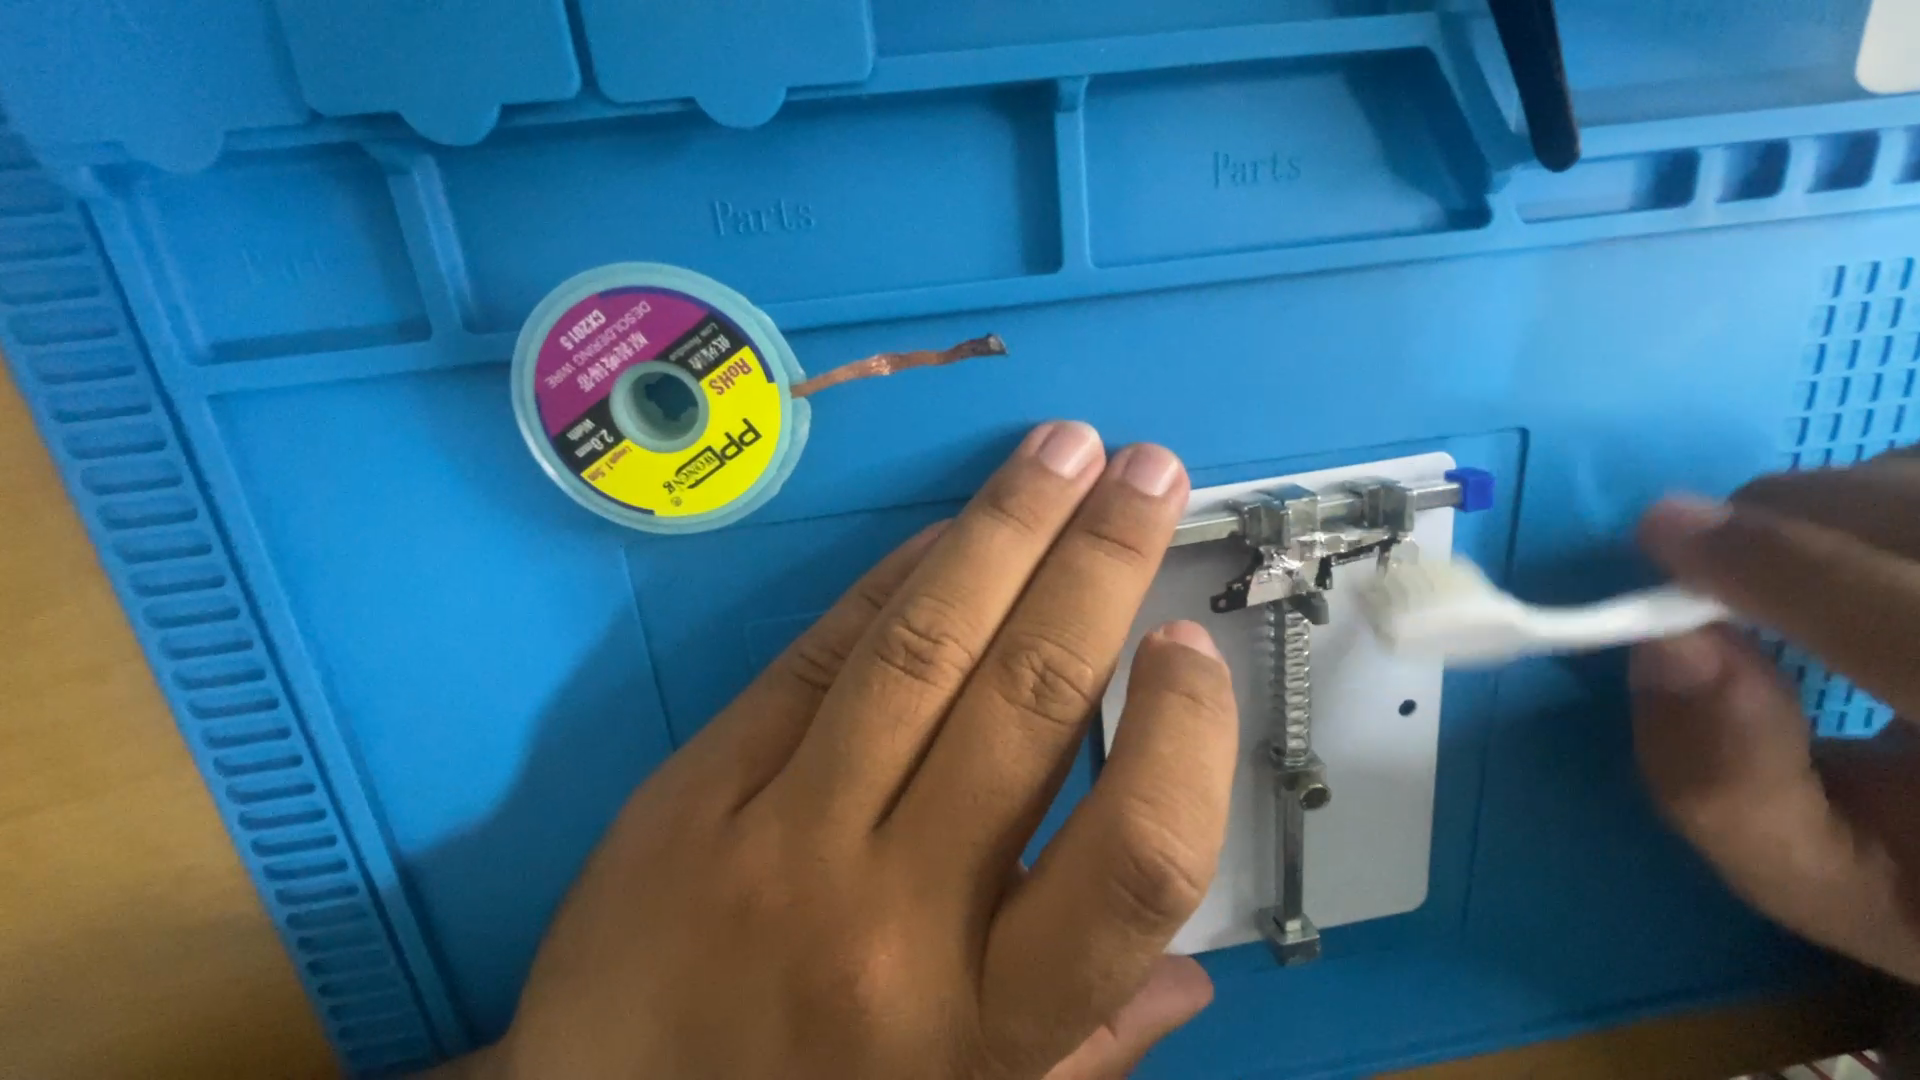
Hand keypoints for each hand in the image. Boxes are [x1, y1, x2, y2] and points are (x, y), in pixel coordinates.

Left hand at [474, 423, 1238, 1078]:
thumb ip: (1086, 1047)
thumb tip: (1190, 969)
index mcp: (986, 1018)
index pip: (1128, 861)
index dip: (1180, 739)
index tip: (1191, 642)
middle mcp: (894, 911)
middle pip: (1025, 703)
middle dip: (1099, 568)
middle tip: (1147, 473)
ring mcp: (786, 832)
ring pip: (921, 649)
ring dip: (1004, 533)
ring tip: (1062, 451)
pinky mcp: (702, 780)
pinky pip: (821, 653)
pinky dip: (895, 577)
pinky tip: (950, 527)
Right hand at [1631, 446, 1919, 982]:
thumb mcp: (1815, 877)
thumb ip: (1722, 784)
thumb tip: (1665, 643)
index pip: (1917, 631)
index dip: (1785, 569)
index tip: (1661, 535)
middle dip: (1792, 530)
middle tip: (1716, 571)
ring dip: (1843, 507)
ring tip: (1805, 571)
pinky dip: (1888, 496)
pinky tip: (1876, 557)